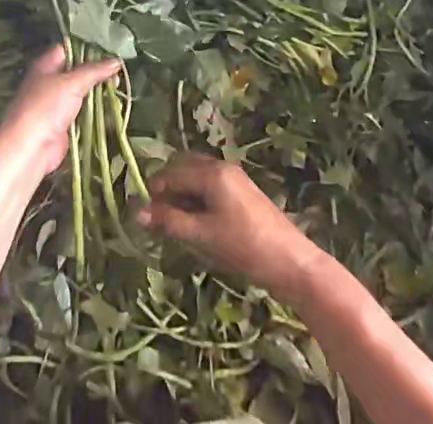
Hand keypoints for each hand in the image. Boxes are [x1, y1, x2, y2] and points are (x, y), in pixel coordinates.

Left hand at [0, 46, 119, 176]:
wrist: (32, 146)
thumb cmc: (46, 106)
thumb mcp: (71, 83)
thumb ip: (94, 71)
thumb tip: (116, 60)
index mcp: (46, 65)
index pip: (68, 49)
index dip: (87, 48)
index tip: (110, 49)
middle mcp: (50, 81)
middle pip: (77, 71)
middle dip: (97, 72)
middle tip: (119, 72)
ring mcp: (57, 103)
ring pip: (82, 92)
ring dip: (99, 92)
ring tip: (120, 87)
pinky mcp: (65, 122)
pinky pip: (84, 112)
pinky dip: (97, 111)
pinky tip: (113, 108)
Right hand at [137, 154, 326, 302]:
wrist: (296, 266)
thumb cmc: (246, 247)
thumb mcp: (203, 236)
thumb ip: (169, 221)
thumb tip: (136, 213)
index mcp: (211, 172)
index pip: (169, 175)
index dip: (153, 194)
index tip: (145, 217)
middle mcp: (221, 167)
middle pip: (181, 168)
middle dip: (166, 189)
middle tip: (160, 217)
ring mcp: (234, 178)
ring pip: (195, 176)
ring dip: (181, 194)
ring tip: (177, 221)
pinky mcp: (242, 191)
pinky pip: (209, 185)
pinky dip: (196, 197)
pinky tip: (197, 221)